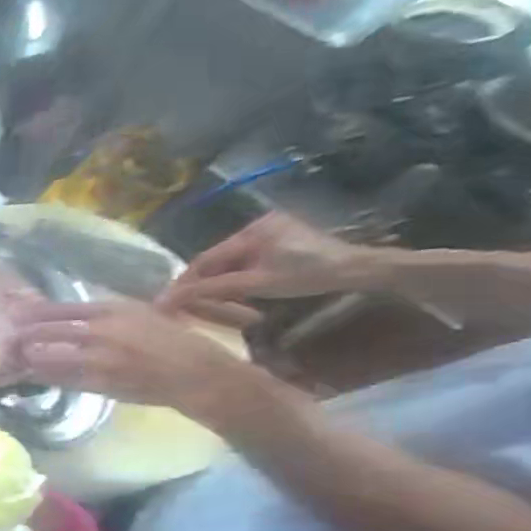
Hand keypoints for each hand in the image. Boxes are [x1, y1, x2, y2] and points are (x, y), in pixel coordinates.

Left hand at [14, 299, 276, 425]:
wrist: (197, 376)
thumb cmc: (172, 340)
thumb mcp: (140, 313)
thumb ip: (104, 313)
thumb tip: (68, 314)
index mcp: (112, 311)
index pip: (59, 308)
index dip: (32, 313)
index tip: (15, 315)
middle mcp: (101, 332)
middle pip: (46, 332)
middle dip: (22, 336)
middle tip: (8, 339)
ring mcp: (98, 360)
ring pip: (47, 358)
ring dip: (28, 358)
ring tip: (16, 357)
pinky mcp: (98, 384)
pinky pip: (60, 379)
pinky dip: (44, 376)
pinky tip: (33, 374)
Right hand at [160, 211, 383, 310]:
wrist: (362, 270)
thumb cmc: (310, 275)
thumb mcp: (258, 284)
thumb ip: (213, 289)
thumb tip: (168, 300)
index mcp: (251, 231)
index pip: (205, 259)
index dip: (185, 281)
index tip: (169, 302)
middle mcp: (257, 225)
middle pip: (217, 258)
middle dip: (204, 282)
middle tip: (192, 305)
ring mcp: (270, 230)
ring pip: (231, 259)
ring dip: (221, 280)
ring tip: (215, 301)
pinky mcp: (280, 237)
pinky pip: (247, 257)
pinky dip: (238, 274)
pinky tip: (239, 289)